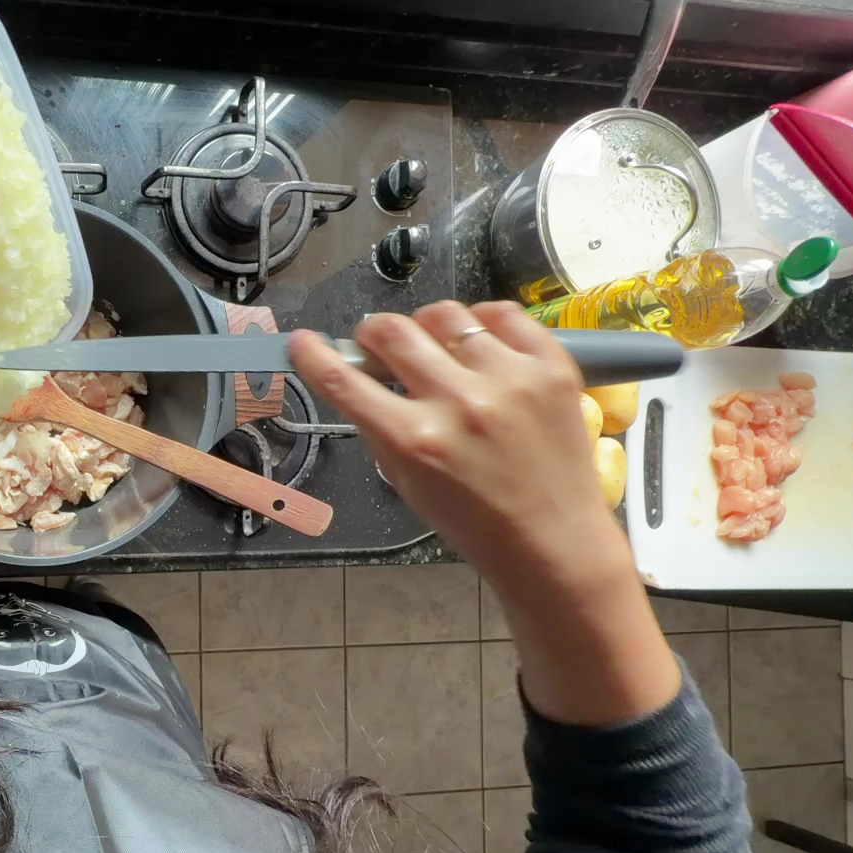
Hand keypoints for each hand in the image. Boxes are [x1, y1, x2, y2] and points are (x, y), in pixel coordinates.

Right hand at [288, 301, 621, 595]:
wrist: (550, 537)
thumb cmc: (467, 518)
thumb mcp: (403, 479)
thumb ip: (380, 426)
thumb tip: (362, 377)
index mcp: (413, 440)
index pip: (344, 382)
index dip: (313, 356)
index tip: (301, 341)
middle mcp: (459, 403)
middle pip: (393, 333)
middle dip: (371, 332)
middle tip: (373, 341)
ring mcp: (510, 379)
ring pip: (446, 315)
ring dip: (422, 324)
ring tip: (428, 342)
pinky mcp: (551, 367)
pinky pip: (503, 315)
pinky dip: (478, 320)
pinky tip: (473, 339)